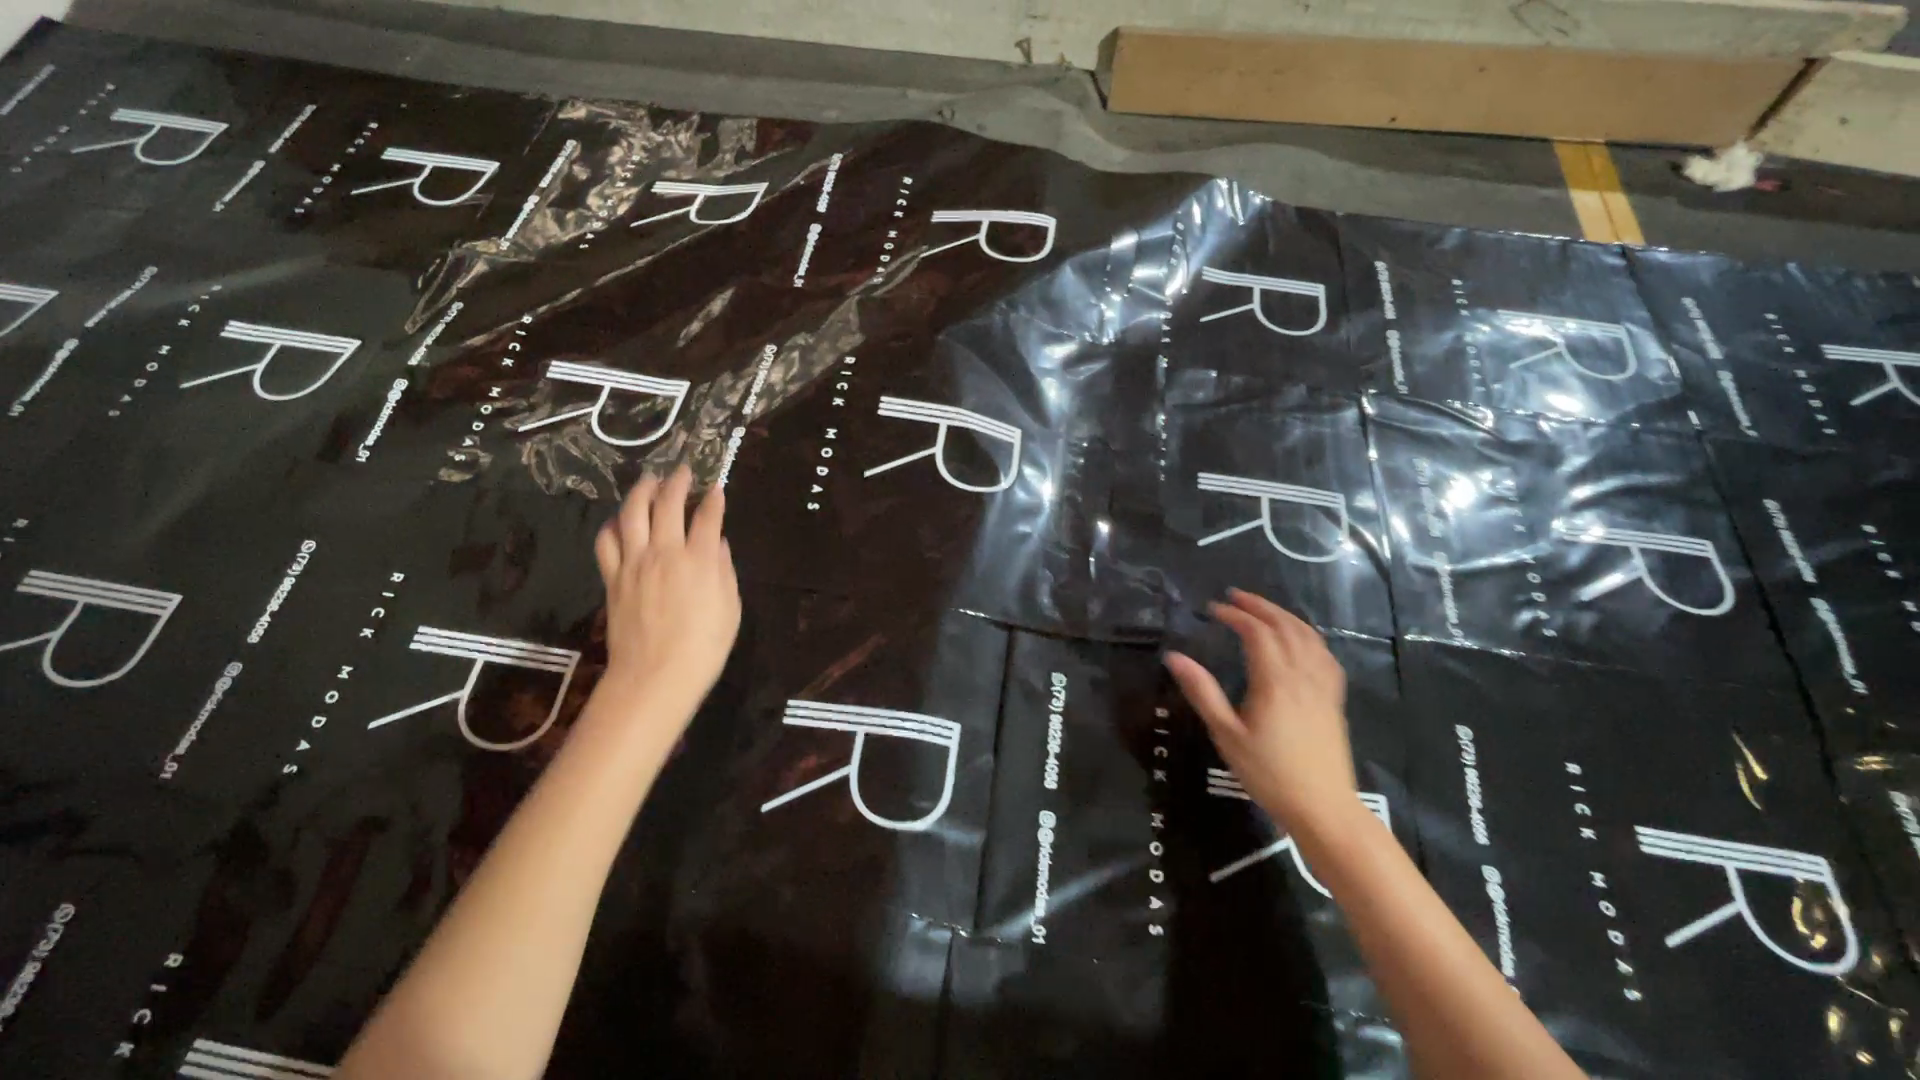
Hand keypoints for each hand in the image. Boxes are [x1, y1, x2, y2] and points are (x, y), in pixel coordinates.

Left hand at [594, 465, 741, 709]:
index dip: (713, 498)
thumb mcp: (730, 609)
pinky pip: (607, 540)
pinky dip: (613, 524)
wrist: (656, 677)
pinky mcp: (613, 577)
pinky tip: (620, 521)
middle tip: (682, 471)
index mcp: (699, 560)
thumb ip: (723, 571)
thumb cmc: (703, 648)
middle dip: (677, 482)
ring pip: (632, 512)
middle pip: (667, 503)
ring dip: (641, 490)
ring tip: (648, 481)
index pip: (708, 516)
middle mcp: (665, 552)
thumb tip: (716, 544)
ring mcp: (634, 562)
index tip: (716, 487)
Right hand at [1164, 589, 1356, 836]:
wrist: (1322, 806)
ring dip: (1285, 617)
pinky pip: (1325, 655)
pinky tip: (1301, 641)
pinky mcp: (1334, 699)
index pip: (1257, 632)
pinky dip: (1309, 637)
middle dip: (1260, 607)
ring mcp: (1323, 685)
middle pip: (1285, 627)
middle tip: (1236, 597)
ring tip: (1264, 610)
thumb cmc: (1268, 773)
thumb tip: (1174, 657)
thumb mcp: (1226, 734)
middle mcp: (1302, 674)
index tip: (1213, 610)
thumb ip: (1202, 692)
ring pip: (1308, 637)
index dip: (1235, 615)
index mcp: (1275, 680)